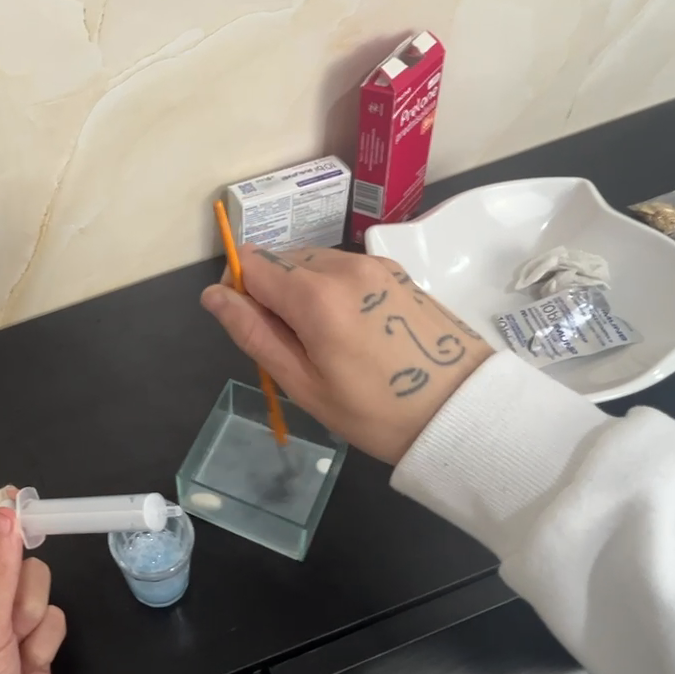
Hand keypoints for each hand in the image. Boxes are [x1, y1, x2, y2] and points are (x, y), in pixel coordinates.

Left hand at [0, 490, 67, 673]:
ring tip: (18, 647)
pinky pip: (51, 615)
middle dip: (17, 579)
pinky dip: (45, 638)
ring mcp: (5, 625)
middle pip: (8, 557)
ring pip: (35, 584)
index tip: (15, 498)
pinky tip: (33, 664)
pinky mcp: (33, 644)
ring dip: (31, 614)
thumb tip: (6, 512)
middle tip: (16, 592)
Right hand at [201, 246, 491, 463]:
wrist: (462, 412)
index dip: (239, 291)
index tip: (254, 328)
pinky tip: (353, 328)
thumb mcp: (302, 382)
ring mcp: (372, 263)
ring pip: (311, 262)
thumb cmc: (373, 410)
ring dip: (302, 291)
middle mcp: (342, 265)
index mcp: (314, 294)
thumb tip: (212, 294)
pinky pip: (342, 268)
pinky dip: (331, 289)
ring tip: (327, 340)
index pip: (251, 264)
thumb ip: (253, 332)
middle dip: (272, 293)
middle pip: (281, 261)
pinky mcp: (395, 270)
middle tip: (294, 345)